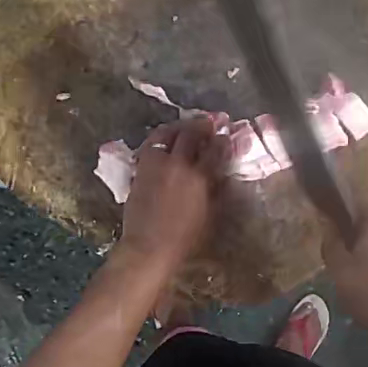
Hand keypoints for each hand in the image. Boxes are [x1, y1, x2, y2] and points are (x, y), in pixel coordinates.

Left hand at [115, 117, 226, 271]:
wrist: (149, 246)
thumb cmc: (186, 236)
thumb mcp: (210, 212)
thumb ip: (215, 187)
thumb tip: (220, 171)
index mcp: (200, 177)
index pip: (215, 149)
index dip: (223, 138)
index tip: (227, 132)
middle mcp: (178, 164)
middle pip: (190, 135)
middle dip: (203, 124)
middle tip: (212, 120)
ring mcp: (156, 164)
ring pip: (167, 134)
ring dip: (180, 126)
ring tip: (187, 125)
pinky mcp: (140, 169)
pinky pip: (151, 144)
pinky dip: (161, 137)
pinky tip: (166, 139)